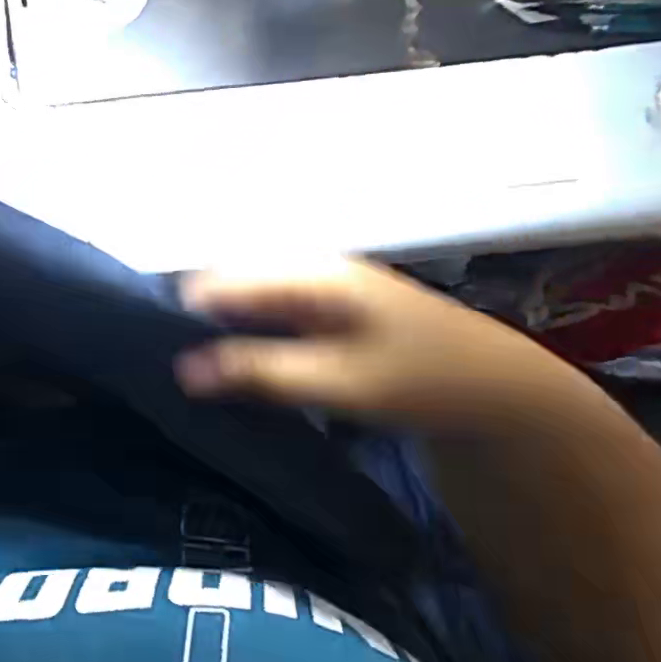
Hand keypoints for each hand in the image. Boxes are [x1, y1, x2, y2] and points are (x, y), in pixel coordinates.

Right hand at [175, 258, 610, 437]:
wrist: (503, 391)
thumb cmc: (426, 379)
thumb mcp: (340, 381)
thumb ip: (259, 372)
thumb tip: (181, 371)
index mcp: (310, 274)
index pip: (218, 282)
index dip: (181, 316)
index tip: (157, 359)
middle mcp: (308, 270)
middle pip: (228, 287)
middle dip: (198, 325)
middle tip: (177, 373)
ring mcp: (319, 289)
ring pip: (246, 303)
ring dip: (222, 335)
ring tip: (200, 377)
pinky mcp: (327, 310)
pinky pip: (269, 317)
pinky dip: (248, 340)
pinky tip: (240, 372)